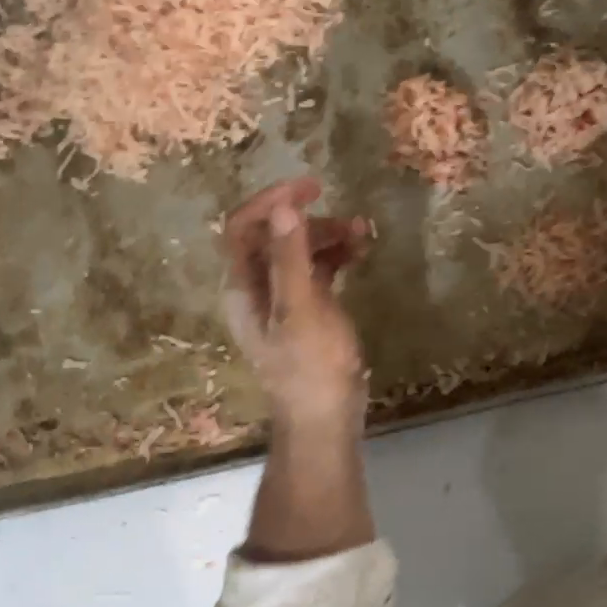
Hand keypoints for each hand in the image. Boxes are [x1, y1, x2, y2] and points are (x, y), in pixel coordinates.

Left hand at [219, 178, 370, 444]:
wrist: (326, 418)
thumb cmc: (311, 366)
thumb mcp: (301, 309)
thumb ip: (290, 259)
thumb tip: (284, 208)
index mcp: (245, 287)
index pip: (243, 227)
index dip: (271, 201)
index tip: (310, 187)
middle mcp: (258, 289)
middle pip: (274, 236)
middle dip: (309, 220)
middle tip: (348, 218)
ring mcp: (284, 301)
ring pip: (299, 251)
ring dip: (328, 236)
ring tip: (363, 233)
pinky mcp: (309, 311)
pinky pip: (317, 270)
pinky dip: (336, 256)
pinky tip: (360, 252)